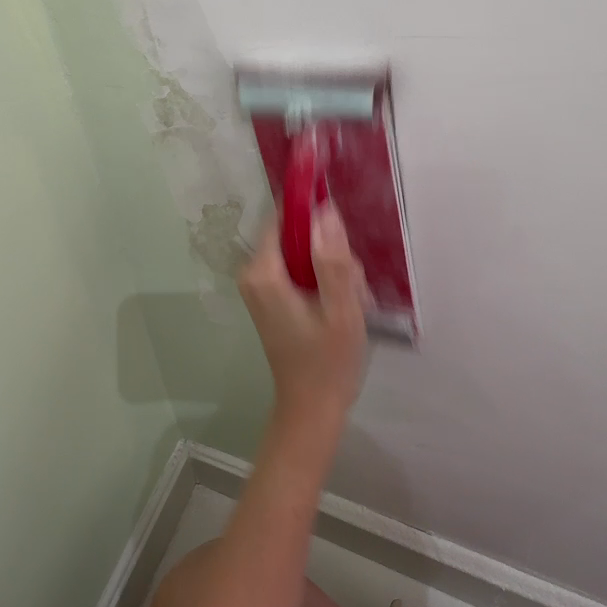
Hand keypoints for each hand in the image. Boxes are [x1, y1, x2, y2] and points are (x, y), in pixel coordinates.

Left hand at [237, 204, 368, 424]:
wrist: (311, 409)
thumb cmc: (327, 363)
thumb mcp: (341, 311)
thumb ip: (333, 260)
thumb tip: (324, 210)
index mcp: (263, 273)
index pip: (282, 217)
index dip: (308, 204)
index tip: (336, 197)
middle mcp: (254, 274)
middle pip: (296, 234)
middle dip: (329, 251)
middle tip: (352, 285)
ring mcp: (261, 286)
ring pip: (303, 252)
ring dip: (332, 269)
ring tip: (349, 303)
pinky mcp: (272, 297)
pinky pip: (301, 270)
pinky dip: (324, 281)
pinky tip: (340, 307)